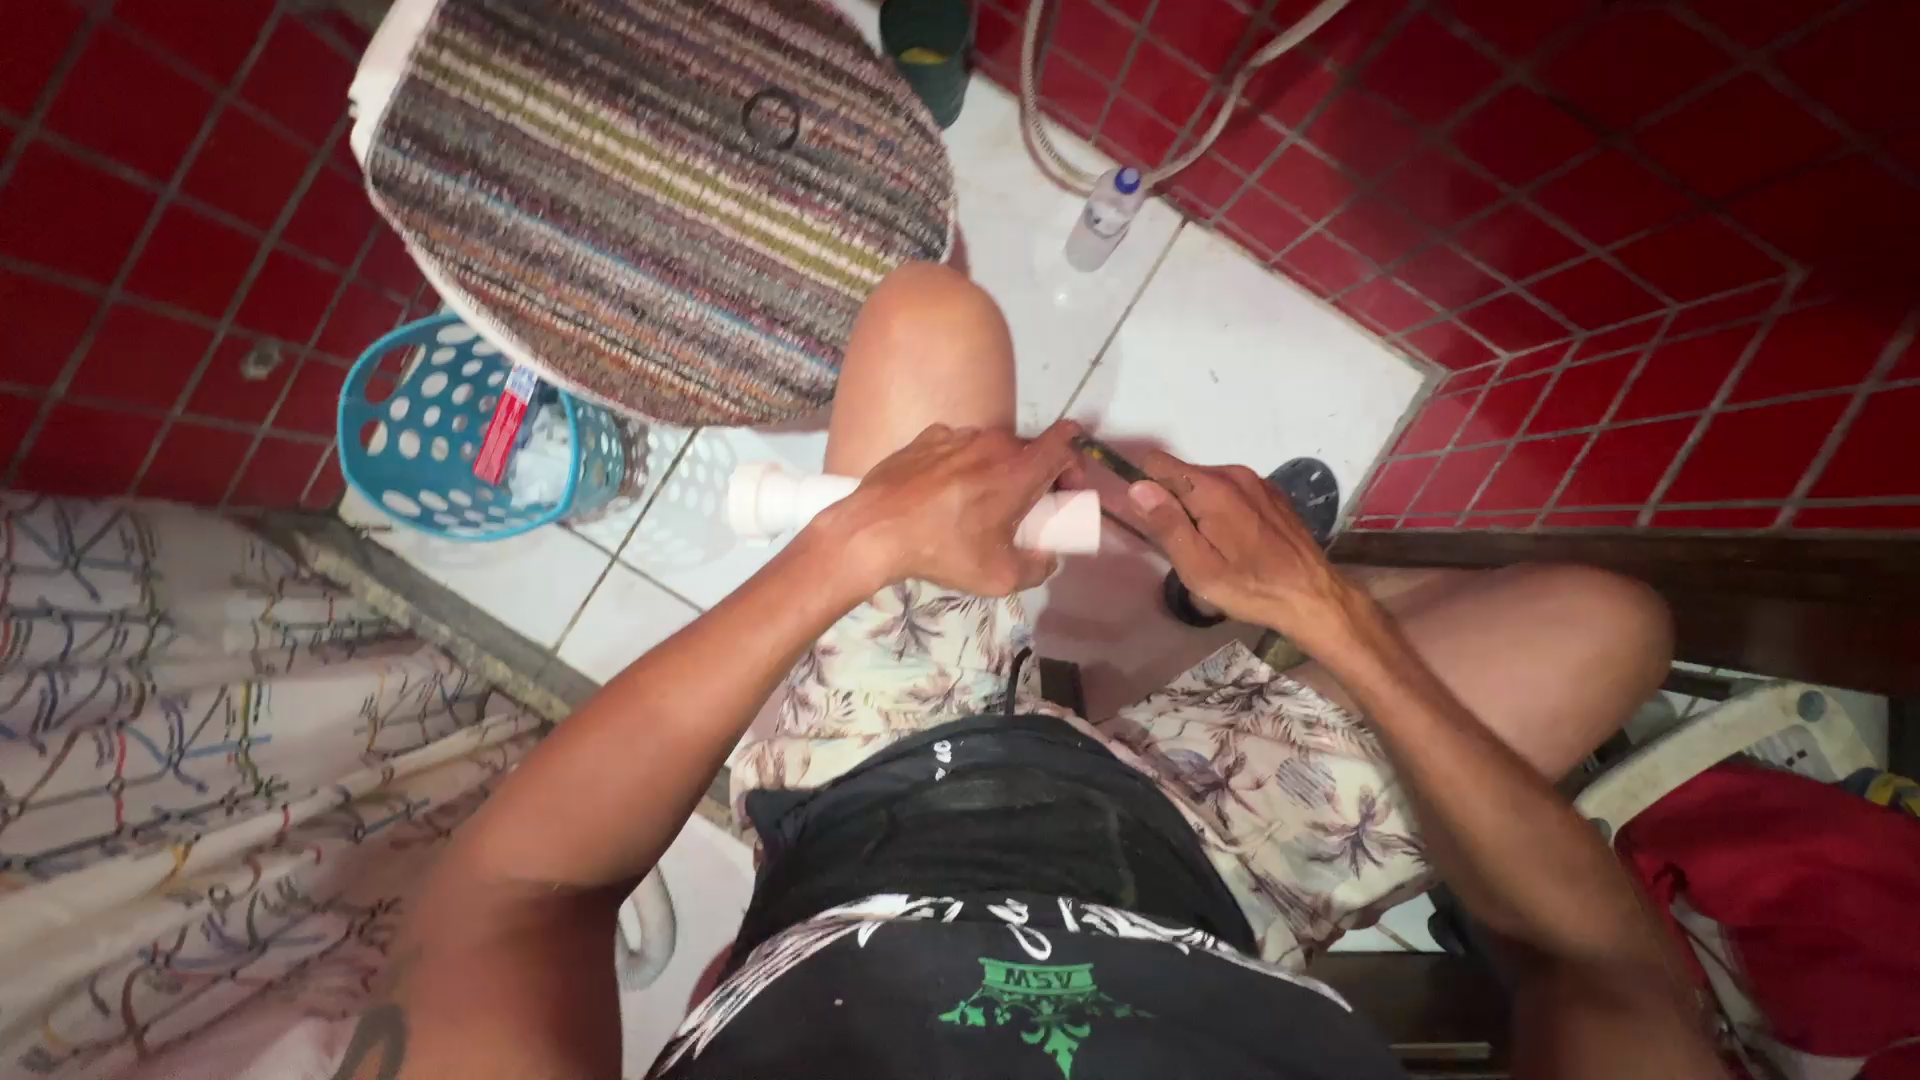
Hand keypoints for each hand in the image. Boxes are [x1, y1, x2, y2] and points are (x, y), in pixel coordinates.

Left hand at [820, 419, 1081, 595]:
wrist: (874, 530)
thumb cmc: (943, 551)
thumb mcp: (1000, 577)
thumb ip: (1037, 568)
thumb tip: (1047, 558)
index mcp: (1019, 469)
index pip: (1066, 440)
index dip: (1075, 462)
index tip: (1064, 490)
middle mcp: (993, 442)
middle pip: (1029, 450)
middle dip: (1035, 476)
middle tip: (1022, 510)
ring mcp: (957, 435)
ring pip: (992, 449)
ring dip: (996, 472)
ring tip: (976, 506)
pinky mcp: (927, 437)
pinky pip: (959, 449)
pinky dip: (962, 467)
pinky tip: (943, 497)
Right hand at [1126, 451, 1359, 647]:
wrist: (1313, 596)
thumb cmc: (1250, 587)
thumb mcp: (1198, 567)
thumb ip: (1167, 524)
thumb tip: (1137, 488)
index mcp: (1211, 488)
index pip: (1157, 463)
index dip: (1146, 489)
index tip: (1155, 522)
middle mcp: (1234, 473)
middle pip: (1182, 474)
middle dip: (1174, 504)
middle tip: (1188, 546)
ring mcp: (1256, 481)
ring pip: (1206, 483)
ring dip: (1199, 508)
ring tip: (1214, 546)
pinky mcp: (1272, 493)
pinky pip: (1231, 490)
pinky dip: (1224, 509)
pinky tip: (1238, 540)